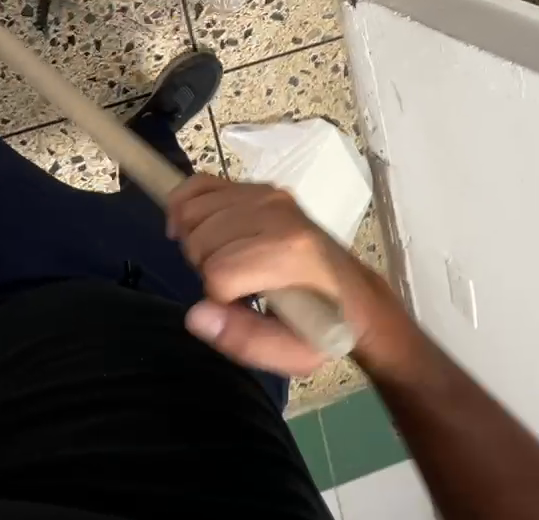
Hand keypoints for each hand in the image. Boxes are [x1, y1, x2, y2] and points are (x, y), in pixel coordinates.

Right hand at [166, 175, 412, 376]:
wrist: (355, 294)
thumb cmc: (325, 328)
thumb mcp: (295, 354)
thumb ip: (245, 341)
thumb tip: (195, 314)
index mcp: (290, 254)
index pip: (217, 272)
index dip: (219, 299)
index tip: (243, 308)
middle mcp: (275, 213)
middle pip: (200, 238)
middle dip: (204, 268)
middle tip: (231, 286)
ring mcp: (266, 194)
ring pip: (193, 211)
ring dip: (194, 241)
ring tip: (219, 260)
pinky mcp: (257, 186)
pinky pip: (200, 183)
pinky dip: (183, 204)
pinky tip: (187, 227)